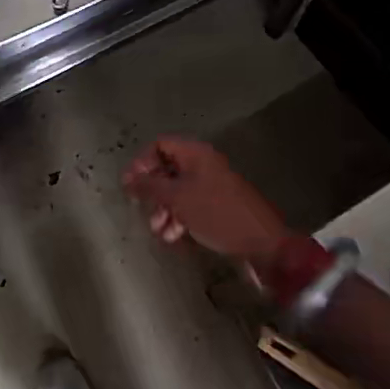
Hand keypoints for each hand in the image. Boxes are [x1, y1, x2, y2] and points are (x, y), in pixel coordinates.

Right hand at [122, 137, 288, 266]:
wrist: (262, 243)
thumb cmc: (216, 213)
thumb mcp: (178, 198)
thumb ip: (150, 186)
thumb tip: (127, 178)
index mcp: (195, 153)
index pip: (159, 145)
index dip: (141, 162)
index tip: (130, 185)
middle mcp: (203, 164)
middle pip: (167, 168)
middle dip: (152, 190)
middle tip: (142, 209)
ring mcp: (212, 185)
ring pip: (177, 190)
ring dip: (164, 209)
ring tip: (158, 231)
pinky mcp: (218, 205)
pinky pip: (190, 205)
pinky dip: (178, 217)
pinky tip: (173, 236)